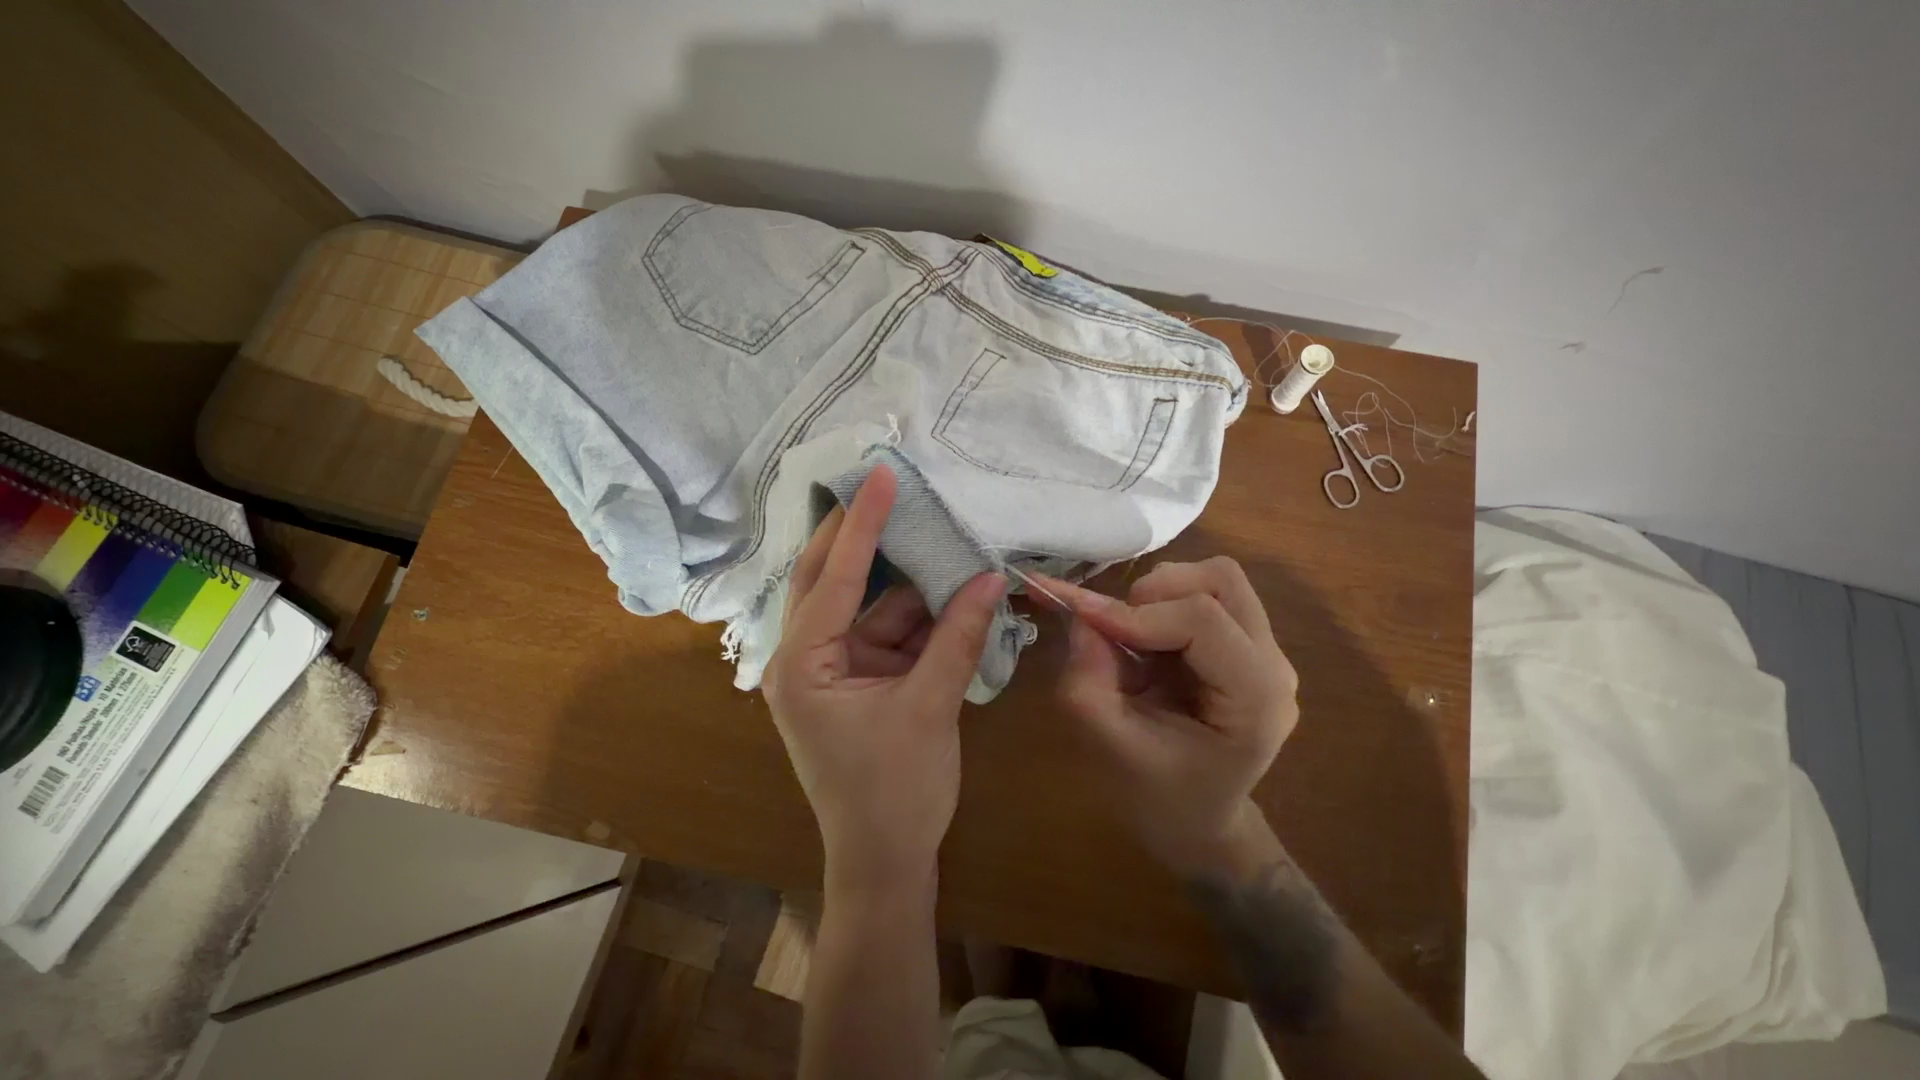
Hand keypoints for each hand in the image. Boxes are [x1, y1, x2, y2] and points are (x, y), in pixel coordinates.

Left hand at [762, 465, 1007, 890]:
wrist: (885, 864)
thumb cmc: (895, 792)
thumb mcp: (930, 708)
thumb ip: (959, 638)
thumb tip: (990, 578)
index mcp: (800, 664)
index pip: (831, 577)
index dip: (862, 524)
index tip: (882, 474)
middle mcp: (803, 659)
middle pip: (832, 581)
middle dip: (865, 537)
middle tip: (892, 483)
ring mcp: (830, 671)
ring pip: (868, 607)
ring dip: (906, 581)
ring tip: (941, 532)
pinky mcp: (855, 683)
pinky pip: (885, 635)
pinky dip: (917, 617)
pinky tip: (951, 590)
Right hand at [1040, 557, 1298, 874]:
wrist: (1199, 825)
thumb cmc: (1159, 800)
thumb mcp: (1112, 750)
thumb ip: (1089, 685)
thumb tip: (1079, 618)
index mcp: (1256, 700)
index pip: (1202, 619)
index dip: (1134, 613)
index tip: (1082, 621)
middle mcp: (1275, 667)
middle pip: (1220, 582)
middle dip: (1154, 595)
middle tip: (1115, 633)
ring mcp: (1269, 653)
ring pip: (1216, 580)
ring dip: (1161, 596)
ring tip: (1132, 641)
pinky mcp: (1249, 646)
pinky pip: (1207, 596)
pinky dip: (1166, 605)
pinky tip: (1147, 646)